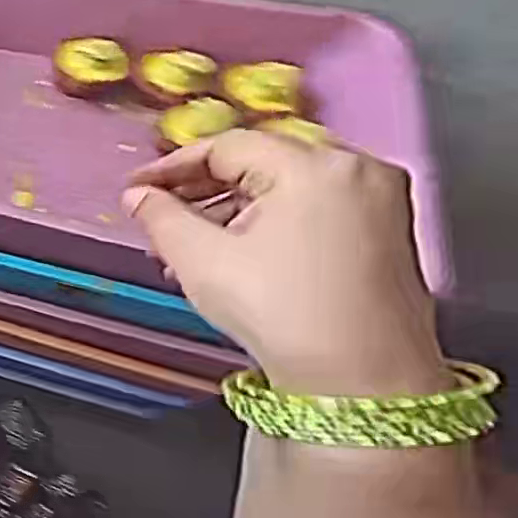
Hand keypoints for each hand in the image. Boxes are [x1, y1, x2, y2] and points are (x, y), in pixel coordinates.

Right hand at [123, 130, 447, 395]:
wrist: (357, 370)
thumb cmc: (274, 306)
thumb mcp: (199, 259)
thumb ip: (161, 217)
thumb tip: (136, 196)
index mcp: (312, 167)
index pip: (228, 147)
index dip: (172, 166)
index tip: (134, 189)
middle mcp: (355, 168)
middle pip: (259, 161)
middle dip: (198, 188)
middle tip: (155, 215)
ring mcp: (377, 197)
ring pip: (283, 186)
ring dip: (226, 207)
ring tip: (183, 244)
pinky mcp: (383, 227)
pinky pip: (308, 206)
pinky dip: (262, 220)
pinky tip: (229, 253)